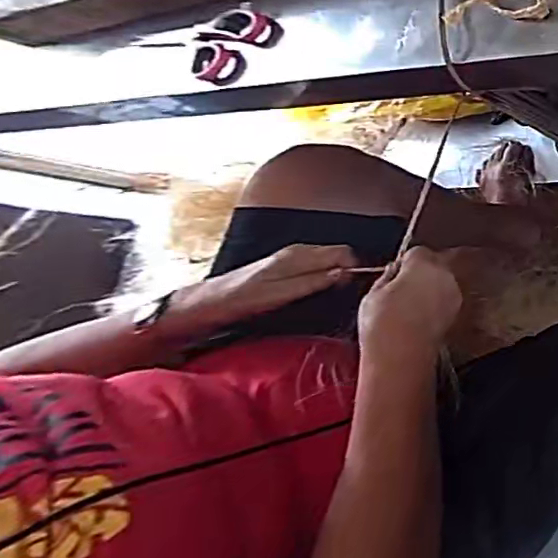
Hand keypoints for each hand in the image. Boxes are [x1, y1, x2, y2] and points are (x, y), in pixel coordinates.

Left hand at [170, 243, 357, 333]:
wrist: (199, 306)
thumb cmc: (238, 302)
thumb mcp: (278, 295)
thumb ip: (313, 282)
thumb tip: (345, 274)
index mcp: (299, 256)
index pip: (344, 252)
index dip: (357, 266)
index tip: (358, 285)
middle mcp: (298, 251)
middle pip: (338, 253)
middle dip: (350, 268)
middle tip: (350, 290)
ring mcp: (289, 257)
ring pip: (328, 258)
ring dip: (337, 271)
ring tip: (337, 290)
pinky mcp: (283, 266)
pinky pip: (316, 264)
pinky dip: (325, 273)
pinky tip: (319, 287)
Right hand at [357, 247, 461, 354]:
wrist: (402, 352)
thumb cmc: (382, 323)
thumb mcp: (372, 295)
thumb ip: (387, 276)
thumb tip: (394, 270)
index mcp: (422, 265)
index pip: (417, 251)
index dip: (406, 262)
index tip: (396, 273)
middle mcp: (443, 272)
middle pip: (434, 263)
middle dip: (421, 272)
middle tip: (403, 289)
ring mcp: (453, 289)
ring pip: (442, 279)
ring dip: (431, 285)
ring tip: (411, 304)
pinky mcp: (457, 306)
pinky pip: (446, 295)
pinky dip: (437, 300)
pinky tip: (422, 314)